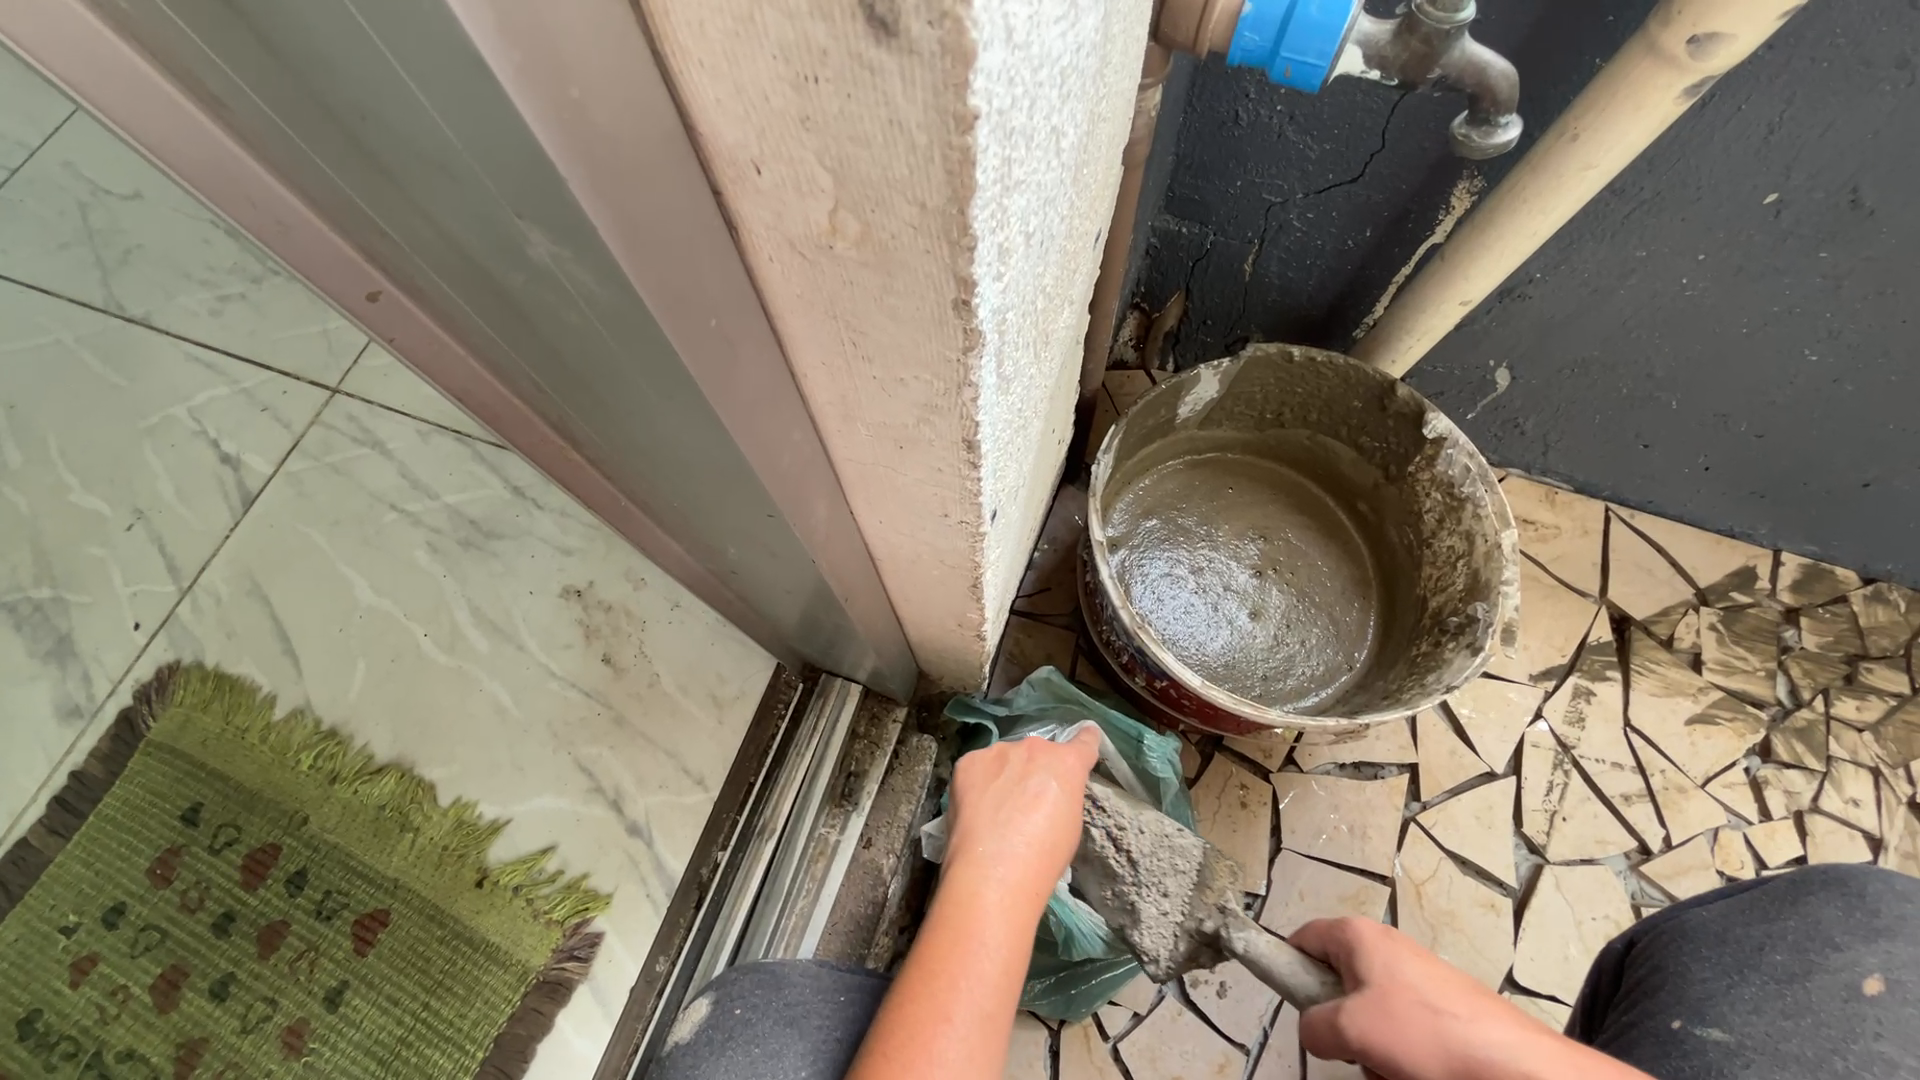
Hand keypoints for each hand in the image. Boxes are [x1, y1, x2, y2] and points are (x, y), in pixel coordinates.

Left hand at [942, 727, 1102, 912]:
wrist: (994, 871)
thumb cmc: (1044, 857)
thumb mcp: (1070, 824)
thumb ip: (1064, 794)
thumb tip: (1050, 790)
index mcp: (1066, 763)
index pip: (1084, 741)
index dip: (1085, 741)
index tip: (1085, 737)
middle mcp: (1033, 747)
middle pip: (1037, 752)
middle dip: (1034, 769)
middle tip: (1025, 801)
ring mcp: (998, 751)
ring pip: (1004, 759)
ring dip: (1005, 775)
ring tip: (995, 810)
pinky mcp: (968, 762)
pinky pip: (978, 767)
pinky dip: (979, 782)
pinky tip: (976, 809)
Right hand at [1290, 917, 1577, 1079]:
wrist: (1517, 1068)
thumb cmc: (1423, 1034)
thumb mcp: (1349, 1030)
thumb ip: (1312, 1026)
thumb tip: (1314, 1031)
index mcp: (1356, 935)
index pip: (1301, 939)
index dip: (1288, 969)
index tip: (1297, 1008)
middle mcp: (1384, 947)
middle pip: (1337, 984)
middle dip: (1340, 1024)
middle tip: (1351, 1047)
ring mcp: (1417, 978)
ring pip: (1370, 1016)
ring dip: (1372, 1049)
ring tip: (1393, 1070)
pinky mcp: (1443, 1009)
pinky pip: (1403, 1032)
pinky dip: (1402, 1058)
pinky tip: (1418, 1076)